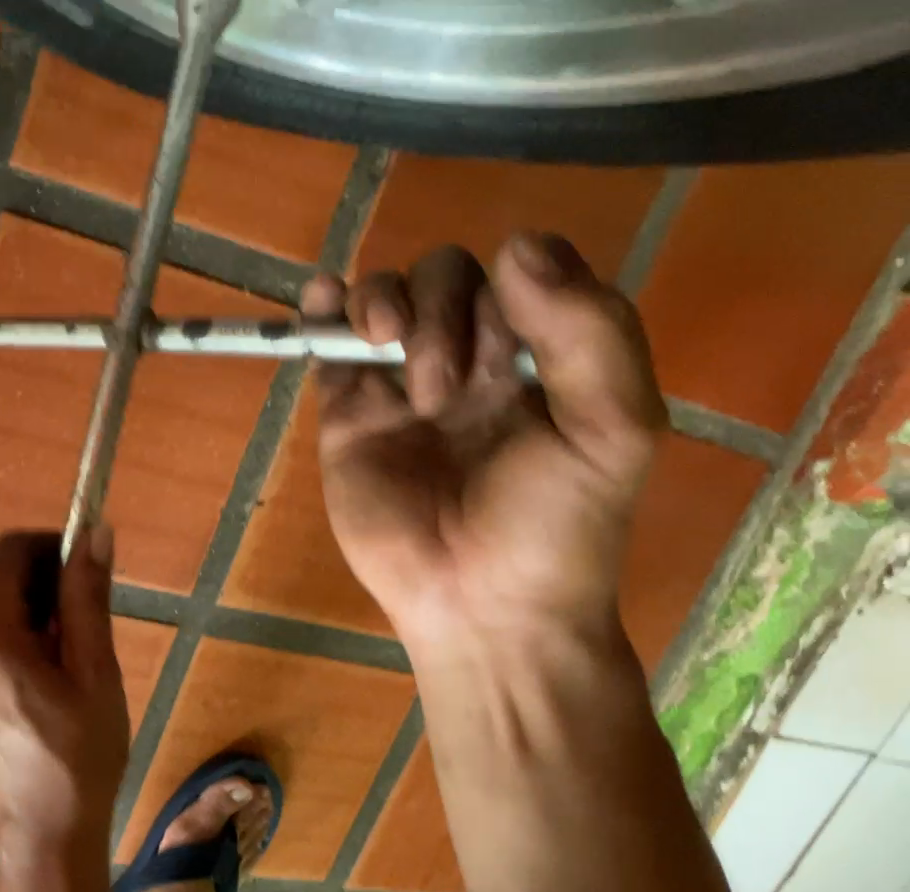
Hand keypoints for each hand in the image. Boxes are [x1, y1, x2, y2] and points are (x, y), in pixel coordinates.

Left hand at [0, 528, 130, 848]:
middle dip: (48, 581)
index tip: (90, 565)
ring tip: (76, 654)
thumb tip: (95, 531)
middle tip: (91, 618)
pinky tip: (52, 675)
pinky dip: (20, 635)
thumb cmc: (78, 753)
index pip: (11, 550)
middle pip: (1, 577)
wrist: (42, 831)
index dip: (53, 544)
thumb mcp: (94, 670)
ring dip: (37, 610)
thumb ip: (88, 596)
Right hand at [305, 233, 668, 643]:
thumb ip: (588, 333)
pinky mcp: (346, 416)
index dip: (504, 288)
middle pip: (444, 277)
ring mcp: (401, 388)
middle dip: (439, 314)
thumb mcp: (611, 429)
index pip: (519, 274)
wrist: (480, 604)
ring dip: (383, 305)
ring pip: (385, 297)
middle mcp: (470, 361)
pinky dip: (322, 310)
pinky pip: (328, 347)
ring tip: (387, 353)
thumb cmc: (555, 527)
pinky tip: (324, 300)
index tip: (498, 350)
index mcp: (540, 358)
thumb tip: (516, 244)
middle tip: (441, 394)